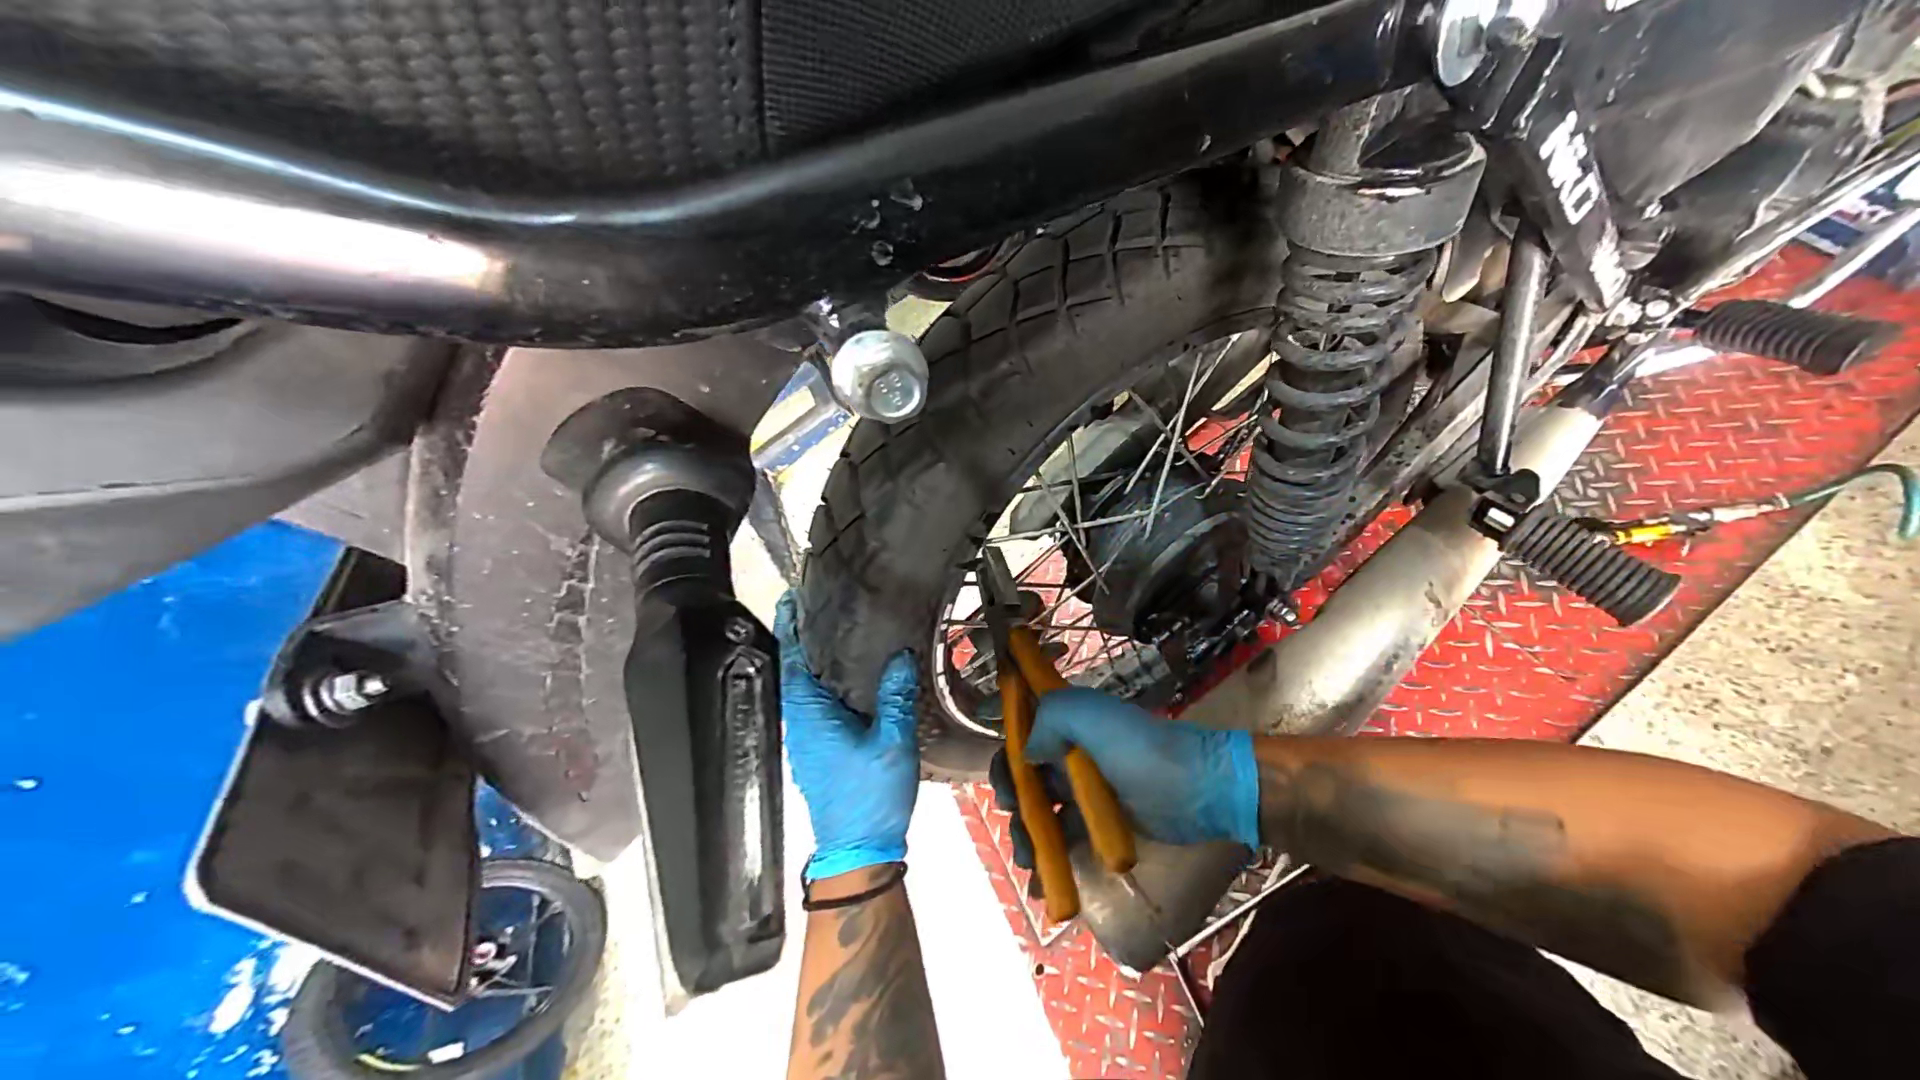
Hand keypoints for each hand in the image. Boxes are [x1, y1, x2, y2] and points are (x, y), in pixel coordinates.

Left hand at [775, 593, 919, 880]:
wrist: (860, 849)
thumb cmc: (871, 795)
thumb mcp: (892, 741)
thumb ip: (896, 696)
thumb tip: (901, 655)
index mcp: (809, 715)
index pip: (792, 659)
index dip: (790, 626)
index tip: (790, 597)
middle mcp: (800, 723)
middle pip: (795, 670)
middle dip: (803, 636)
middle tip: (822, 605)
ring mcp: (806, 739)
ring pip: (805, 688)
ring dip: (815, 660)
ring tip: (838, 632)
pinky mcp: (818, 750)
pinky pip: (816, 705)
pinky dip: (825, 682)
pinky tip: (850, 677)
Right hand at [1023, 686, 1258, 849]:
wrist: (1199, 791)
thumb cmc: (1142, 751)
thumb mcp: (1093, 718)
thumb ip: (1051, 719)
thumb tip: (1026, 751)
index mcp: (1069, 724)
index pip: (1022, 735)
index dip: (1007, 758)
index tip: (1005, 784)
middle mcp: (1072, 754)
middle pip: (1026, 777)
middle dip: (1012, 801)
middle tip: (1015, 825)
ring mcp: (1086, 791)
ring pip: (1041, 810)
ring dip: (1026, 834)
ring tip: (1028, 862)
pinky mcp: (1100, 824)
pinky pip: (1065, 838)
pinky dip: (1049, 858)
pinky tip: (1041, 883)